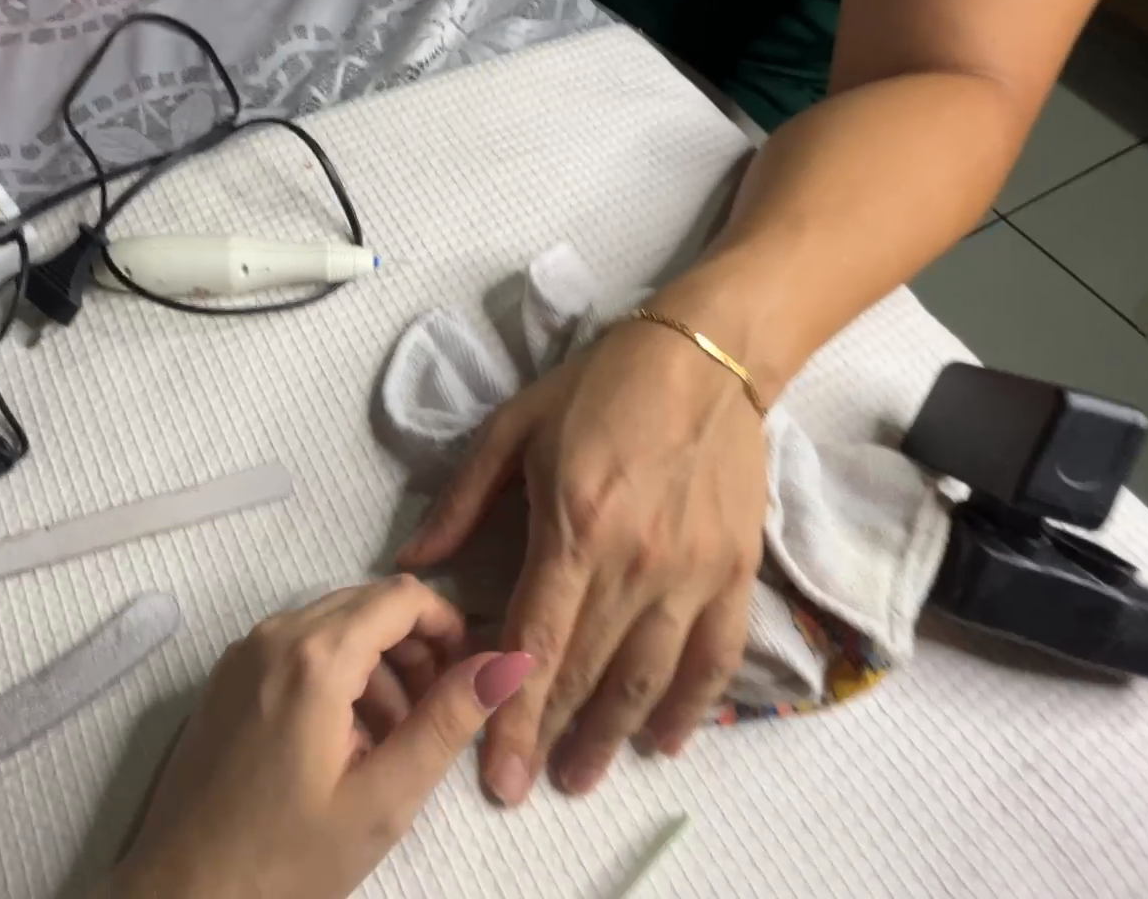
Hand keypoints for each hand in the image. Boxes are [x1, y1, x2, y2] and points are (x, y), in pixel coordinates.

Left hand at [109, 577, 533, 898]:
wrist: (179, 897)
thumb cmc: (286, 860)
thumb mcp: (382, 799)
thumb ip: (447, 722)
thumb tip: (506, 663)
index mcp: (315, 654)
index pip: (401, 596)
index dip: (446, 623)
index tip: (466, 672)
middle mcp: (275, 632)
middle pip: (367, 605)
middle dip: (413, 647)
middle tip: (434, 713)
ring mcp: (244, 650)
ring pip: (333, 624)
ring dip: (376, 664)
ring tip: (391, 738)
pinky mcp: (228, 673)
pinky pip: (297, 646)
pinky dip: (335, 672)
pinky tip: (342, 737)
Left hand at [399, 306, 767, 803]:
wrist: (699, 359)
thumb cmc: (595, 389)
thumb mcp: (512, 430)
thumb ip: (461, 502)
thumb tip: (412, 560)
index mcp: (572, 526)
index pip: (535, 640)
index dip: (511, 710)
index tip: (495, 769)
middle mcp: (634, 563)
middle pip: (587, 669)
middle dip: (552, 734)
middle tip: (526, 788)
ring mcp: (692, 572)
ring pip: (648, 675)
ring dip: (613, 734)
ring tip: (583, 778)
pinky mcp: (735, 571)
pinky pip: (715, 656)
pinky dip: (690, 705)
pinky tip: (665, 740)